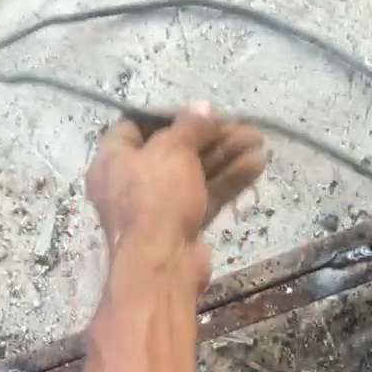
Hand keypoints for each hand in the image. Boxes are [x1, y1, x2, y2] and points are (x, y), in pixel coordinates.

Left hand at [84, 102, 264, 255]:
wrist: (161, 264)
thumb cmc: (155, 197)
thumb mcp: (172, 150)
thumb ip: (190, 126)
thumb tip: (204, 108)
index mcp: (113, 160)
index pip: (137, 126)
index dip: (170, 114)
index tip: (198, 109)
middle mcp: (132, 183)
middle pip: (174, 151)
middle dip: (210, 137)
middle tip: (243, 124)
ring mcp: (158, 207)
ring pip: (194, 174)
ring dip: (226, 157)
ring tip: (259, 142)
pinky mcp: (181, 227)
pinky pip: (204, 197)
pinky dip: (228, 181)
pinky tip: (256, 166)